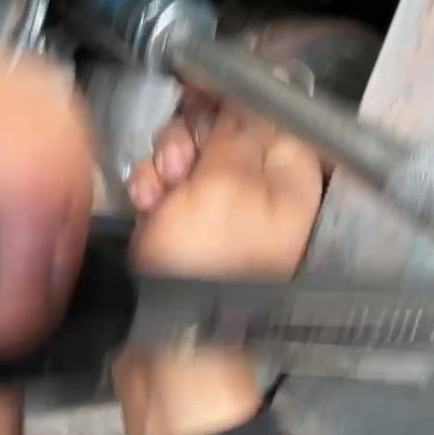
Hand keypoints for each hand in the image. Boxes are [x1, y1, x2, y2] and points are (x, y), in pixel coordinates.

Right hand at [118, 95, 324, 434]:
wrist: (167, 339)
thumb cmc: (203, 267)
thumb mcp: (224, 186)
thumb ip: (234, 134)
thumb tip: (235, 103)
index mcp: (289, 179)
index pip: (266, 113)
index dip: (228, 100)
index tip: (195, 95)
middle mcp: (259, 193)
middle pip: (219, 134)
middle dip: (187, 142)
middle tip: (178, 168)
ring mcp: (218, 215)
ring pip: (184, 163)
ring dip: (161, 170)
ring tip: (154, 199)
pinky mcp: (183, 234)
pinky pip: (165, 195)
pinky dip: (150, 196)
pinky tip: (144, 212)